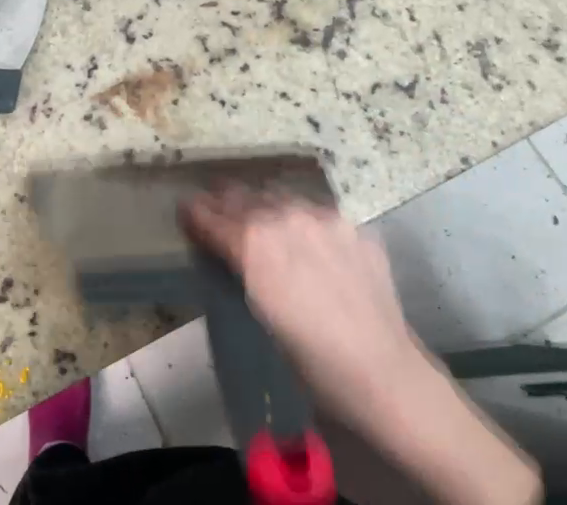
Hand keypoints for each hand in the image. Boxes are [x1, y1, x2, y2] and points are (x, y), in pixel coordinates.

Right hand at [181, 189, 421, 414]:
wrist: (382, 370)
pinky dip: (302, 218)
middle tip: (213, 201)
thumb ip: (243, 269)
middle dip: (226, 200)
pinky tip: (305, 233)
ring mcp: (325, 219)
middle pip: (246, 198)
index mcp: (253, 243)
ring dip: (264, 202)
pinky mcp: (355, 228)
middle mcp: (286, 218)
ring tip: (256, 209)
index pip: (213, 216)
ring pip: (282, 197)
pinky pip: (319, 213)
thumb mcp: (261, 312)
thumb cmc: (310, 360)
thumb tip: (231, 251)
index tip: (184, 208)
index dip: (196, 212)